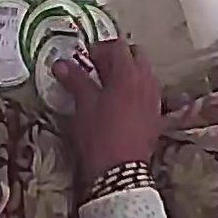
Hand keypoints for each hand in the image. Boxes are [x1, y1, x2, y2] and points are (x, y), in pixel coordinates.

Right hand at [53, 40, 160, 180]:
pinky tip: (121, 102)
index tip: (85, 59)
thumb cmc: (99, 134)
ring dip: (128, 71)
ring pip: (144, 71)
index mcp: (128, 73)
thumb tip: (61, 63)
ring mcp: (155, 97)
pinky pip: (148, 89)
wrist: (120, 171)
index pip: (118, 46)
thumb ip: (75, 79)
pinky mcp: (157, 113)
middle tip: (97, 69)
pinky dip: (136, 87)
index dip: (100, 48)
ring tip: (108, 85)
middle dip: (117, 56)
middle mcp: (146, 80)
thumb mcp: (84, 104)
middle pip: (135, 54)